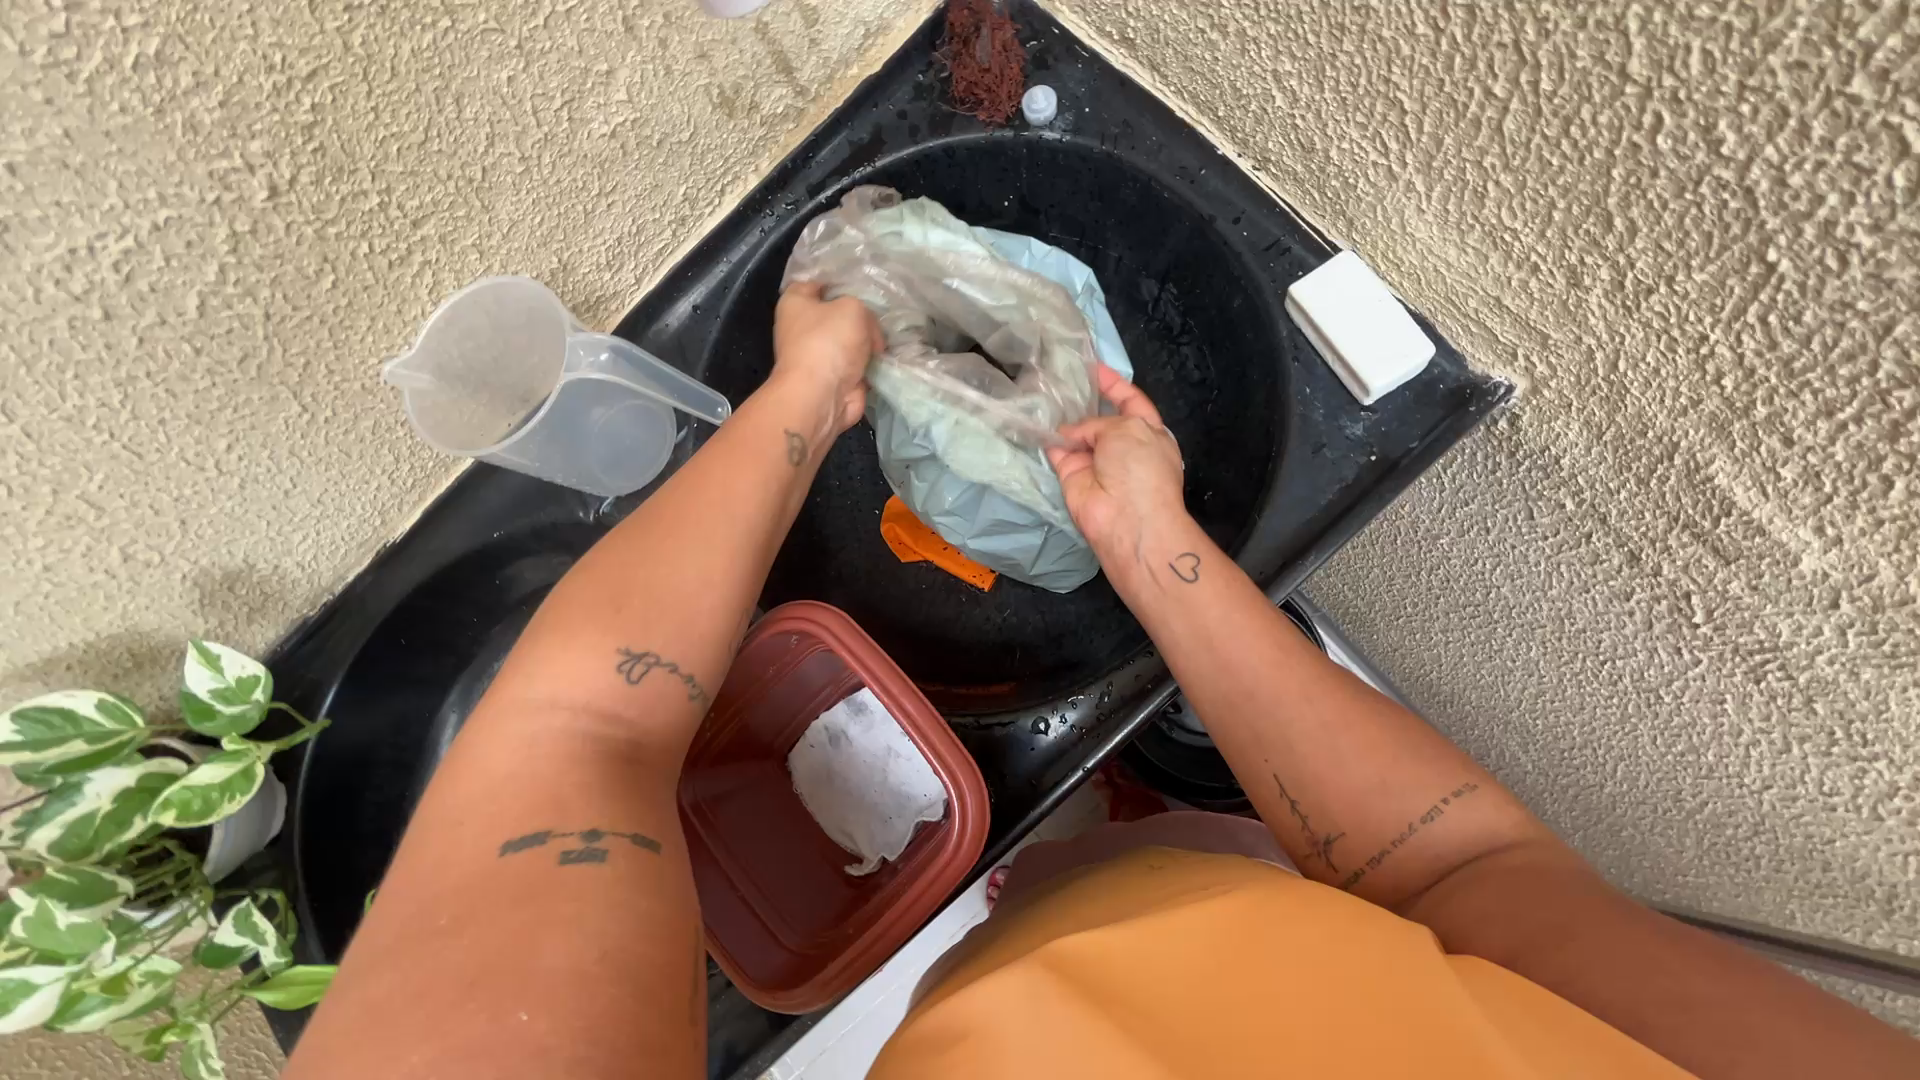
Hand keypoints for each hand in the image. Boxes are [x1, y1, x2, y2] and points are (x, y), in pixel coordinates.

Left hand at [771, 282, 881, 437]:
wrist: (822, 395)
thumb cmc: (829, 342)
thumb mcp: (853, 307)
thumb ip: (864, 310)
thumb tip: (869, 336)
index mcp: (796, 303)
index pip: (816, 283)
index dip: (839, 281)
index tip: (863, 283)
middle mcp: (803, 328)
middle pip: (837, 314)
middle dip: (860, 315)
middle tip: (882, 313)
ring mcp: (819, 356)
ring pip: (850, 341)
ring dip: (868, 342)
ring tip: (889, 335)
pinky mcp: (835, 378)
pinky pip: (858, 365)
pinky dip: (871, 365)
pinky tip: (888, 357)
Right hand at [1045, 365, 1192, 569]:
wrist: (1126, 519)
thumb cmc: (1140, 468)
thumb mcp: (1127, 428)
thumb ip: (1097, 422)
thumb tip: (1070, 434)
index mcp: (1147, 432)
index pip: (1130, 401)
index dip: (1114, 384)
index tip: (1094, 367)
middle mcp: (1122, 447)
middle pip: (1100, 418)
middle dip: (1084, 401)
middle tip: (1061, 378)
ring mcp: (1096, 462)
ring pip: (1077, 435)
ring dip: (1062, 418)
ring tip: (1043, 392)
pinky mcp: (1072, 476)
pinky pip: (1058, 453)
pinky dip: (1046, 439)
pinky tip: (1034, 420)